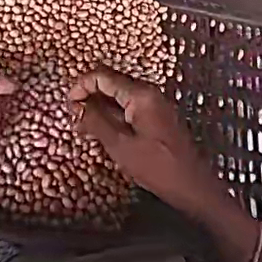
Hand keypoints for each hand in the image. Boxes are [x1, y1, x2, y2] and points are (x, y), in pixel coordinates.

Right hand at [68, 70, 228, 218]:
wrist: (193, 185)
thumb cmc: (157, 167)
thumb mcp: (120, 146)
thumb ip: (96, 122)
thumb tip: (76, 105)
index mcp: (140, 95)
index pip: (103, 76)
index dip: (81, 86)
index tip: (68, 105)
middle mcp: (148, 92)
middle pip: (112, 82)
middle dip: (90, 96)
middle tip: (74, 118)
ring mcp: (155, 104)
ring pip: (119, 96)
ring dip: (100, 107)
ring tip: (84, 128)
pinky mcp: (157, 117)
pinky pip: (130, 107)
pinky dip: (114, 115)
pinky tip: (104, 132)